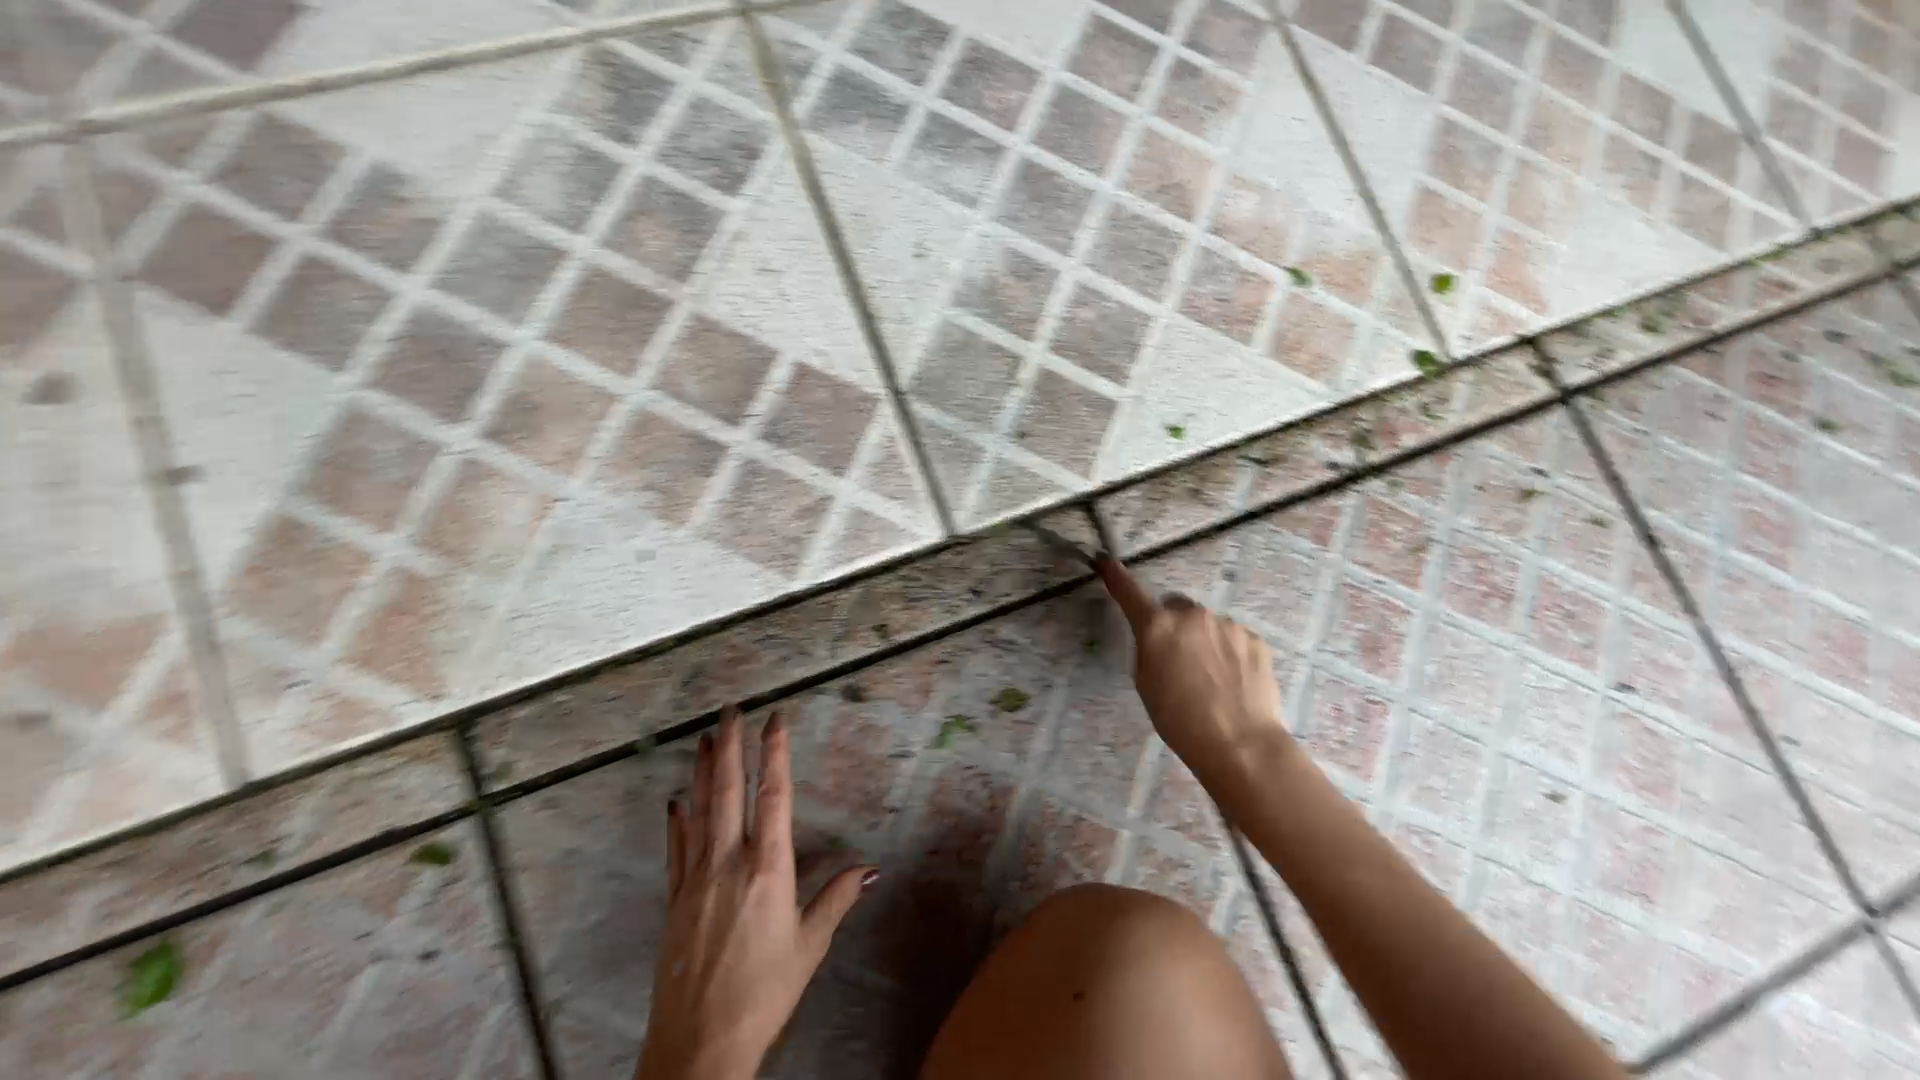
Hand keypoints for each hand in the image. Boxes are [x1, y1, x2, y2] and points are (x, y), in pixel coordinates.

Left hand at [636, 706, 875, 1079]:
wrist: (700, 1042)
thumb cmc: (765, 993)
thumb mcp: (809, 946)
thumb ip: (836, 900)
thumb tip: (869, 869)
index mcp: (767, 870)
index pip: (773, 797)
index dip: (775, 754)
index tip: (775, 721)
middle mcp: (728, 863)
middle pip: (727, 791)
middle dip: (730, 746)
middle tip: (730, 709)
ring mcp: (695, 879)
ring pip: (697, 810)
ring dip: (700, 770)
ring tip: (702, 737)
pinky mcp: (673, 899)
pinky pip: (675, 847)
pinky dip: (676, 819)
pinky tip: (674, 800)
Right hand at [1096, 557, 1291, 785]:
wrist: (1240, 744)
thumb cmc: (1180, 721)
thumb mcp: (1146, 685)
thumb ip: (1148, 650)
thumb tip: (1160, 639)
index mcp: (1157, 627)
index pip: (1129, 592)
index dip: (1114, 576)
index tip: (1105, 561)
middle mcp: (1192, 615)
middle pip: (1175, 609)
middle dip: (1173, 625)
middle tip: (1177, 661)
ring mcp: (1227, 625)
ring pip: (1206, 625)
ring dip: (1203, 641)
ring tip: (1211, 681)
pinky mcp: (1254, 639)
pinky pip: (1233, 639)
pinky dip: (1229, 654)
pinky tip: (1233, 683)